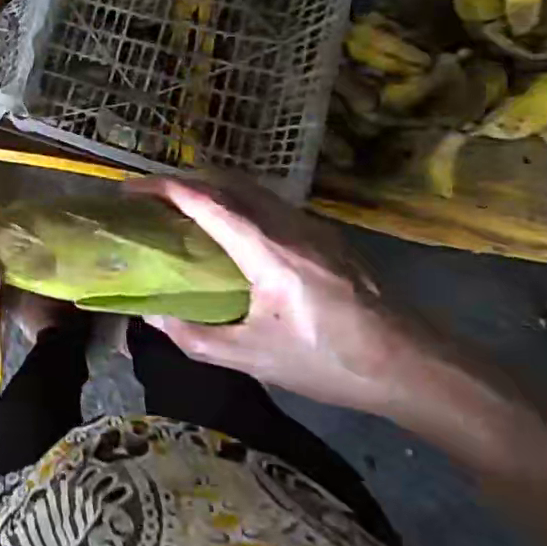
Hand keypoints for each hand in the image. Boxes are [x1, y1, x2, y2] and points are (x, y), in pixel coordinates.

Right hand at [132, 177, 434, 418]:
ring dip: (209, 186)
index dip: (165, 189)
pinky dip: (234, 199)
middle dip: (182, 180)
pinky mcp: (324, 235)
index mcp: (267, 252)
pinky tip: (229, 227)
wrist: (415, 366)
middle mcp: (288, 226)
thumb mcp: (256, 359)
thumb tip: (151, 316)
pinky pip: (267, 201)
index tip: (132, 189)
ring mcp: (310, 226)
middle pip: (226, 181)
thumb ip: (196, 338)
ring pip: (249, 187)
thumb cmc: (332, 363)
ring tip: (181, 207)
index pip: (207, 203)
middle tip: (151, 198)